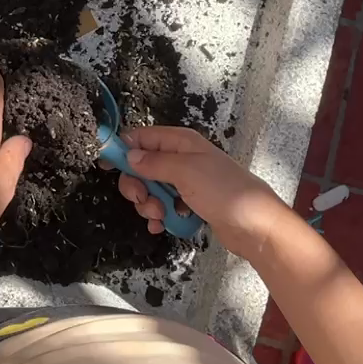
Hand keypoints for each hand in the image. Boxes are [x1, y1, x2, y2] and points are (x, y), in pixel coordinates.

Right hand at [118, 126, 298, 257]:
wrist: (256, 226)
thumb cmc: (224, 191)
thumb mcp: (186, 171)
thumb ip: (155, 162)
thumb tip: (130, 154)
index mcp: (181, 142)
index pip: (142, 137)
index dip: (122, 148)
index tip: (106, 164)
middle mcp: (181, 159)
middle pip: (142, 166)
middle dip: (137, 185)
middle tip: (142, 199)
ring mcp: (185, 183)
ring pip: (151, 189)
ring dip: (149, 204)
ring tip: (161, 215)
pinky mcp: (190, 205)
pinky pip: (164, 207)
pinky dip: (160, 217)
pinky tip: (163, 226)